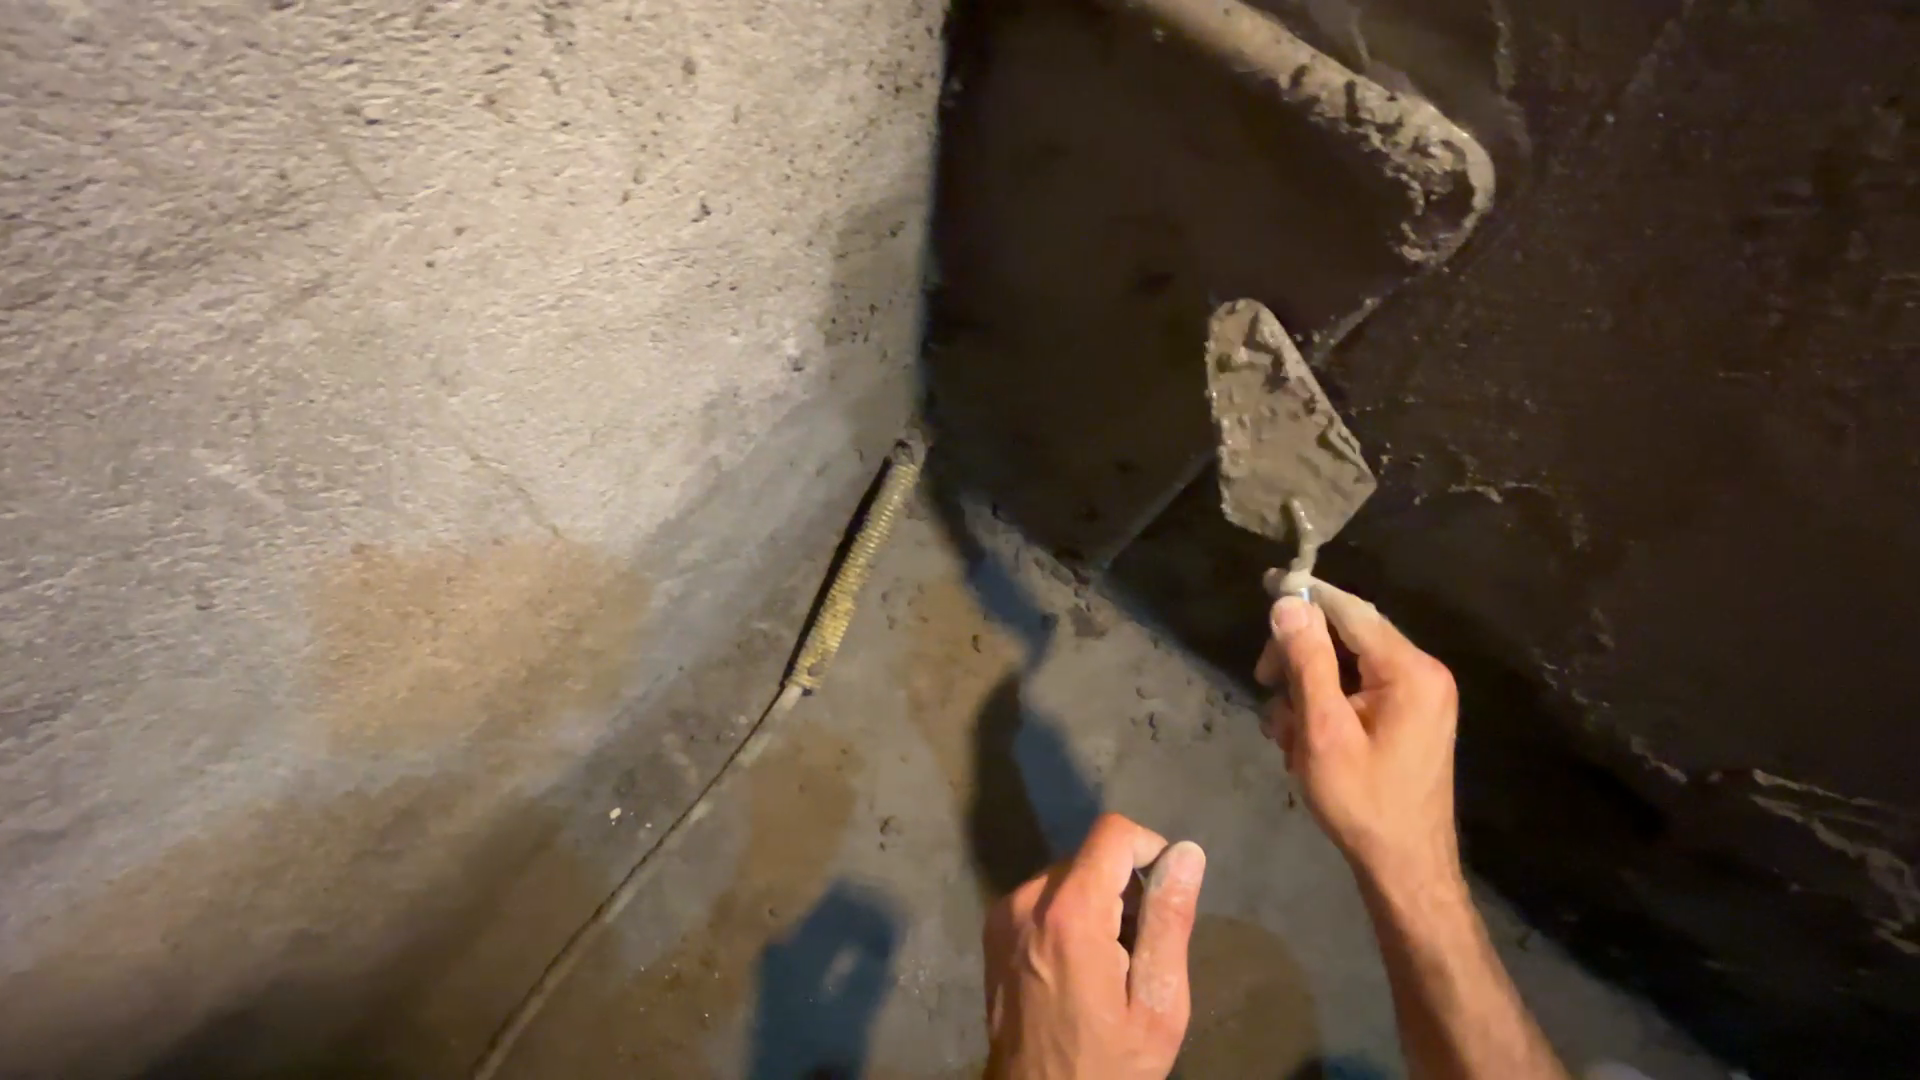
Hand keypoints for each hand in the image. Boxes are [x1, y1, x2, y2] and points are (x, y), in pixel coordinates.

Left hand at [983, 814, 1206, 1079]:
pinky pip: (1044, 895)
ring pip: (1068, 874)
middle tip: (1139, 949)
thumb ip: (1169, 919)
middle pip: (1091, 855)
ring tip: (1109, 964)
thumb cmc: (1108, 1064)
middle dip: (1125, 888)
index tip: (1164, 892)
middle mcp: (1028, 897)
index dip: (1149, 848)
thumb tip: (1186, 852)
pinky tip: (1078, 965)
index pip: (1113, 831)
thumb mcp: (1156, 1002)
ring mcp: (1005, 911)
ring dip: (1097, 902)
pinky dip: (1068, 913)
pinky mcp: (994, 926)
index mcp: (1070, 911)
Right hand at [1255, 581, 1461, 891]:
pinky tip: (1304, 741)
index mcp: (1409, 671)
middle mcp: (1419, 673)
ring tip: (1288, 734)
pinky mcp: (1403, 714)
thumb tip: (1287, 604)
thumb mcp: (1323, 728)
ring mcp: (1414, 695)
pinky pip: (1352, 689)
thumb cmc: (1362, 800)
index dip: (1306, 596)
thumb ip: (1307, 661)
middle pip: (1343, 635)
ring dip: (1303, 690)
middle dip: (1298, 657)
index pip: (1349, 611)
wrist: (1403, 865)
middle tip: (1265, 686)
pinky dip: (1321, 706)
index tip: (1265, 584)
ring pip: (1341, 665)